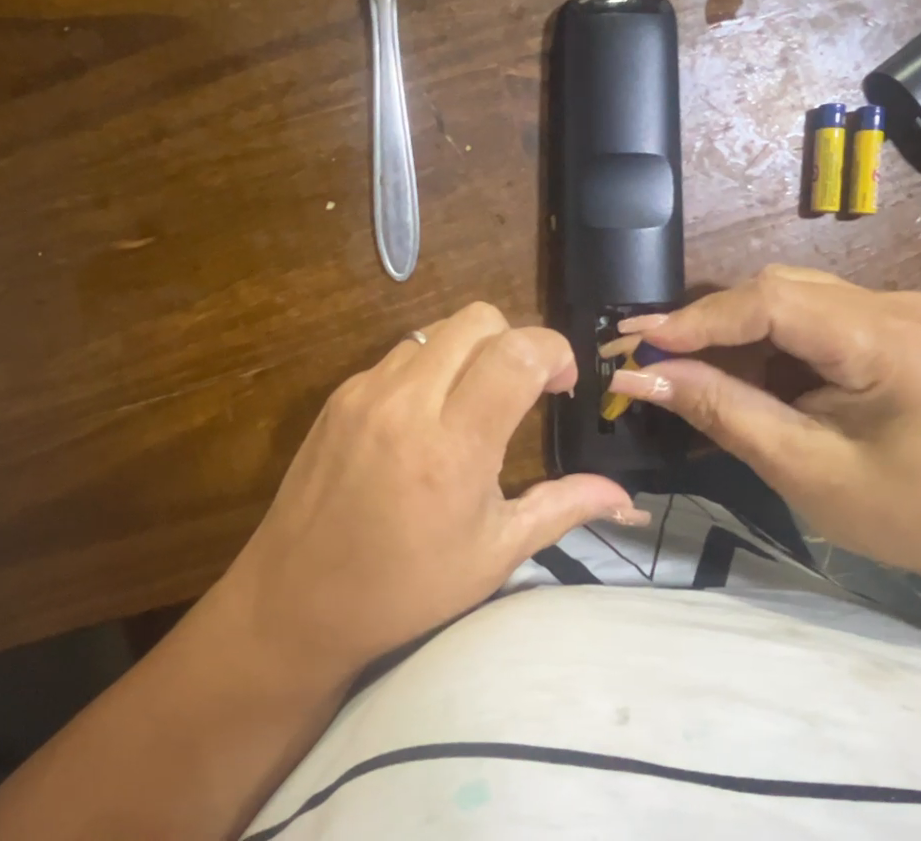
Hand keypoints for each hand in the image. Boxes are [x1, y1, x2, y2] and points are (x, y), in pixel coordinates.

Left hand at [217, 302, 641, 672]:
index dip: (554, 352)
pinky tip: (425, 421)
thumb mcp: (492, 555)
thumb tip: (624, 497)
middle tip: (523, 390)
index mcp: (454, 444)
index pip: (517, 350)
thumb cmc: (405, 589)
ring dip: (468, 353)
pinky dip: (426, 371)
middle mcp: (408, 402)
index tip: (562, 386)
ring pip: (434, 332)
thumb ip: (562, 509)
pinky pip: (396, 357)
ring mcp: (365, 393)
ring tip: (472, 405)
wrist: (296, 601)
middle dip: (514, 340)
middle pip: (477, 319)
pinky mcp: (337, 398)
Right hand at [607, 265, 920, 580]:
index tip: (635, 342)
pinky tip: (730, 374)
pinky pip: (799, 316)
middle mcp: (894, 305)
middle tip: (644, 357)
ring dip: (726, 333)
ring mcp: (891, 308)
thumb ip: (719, 411)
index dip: (698, 319)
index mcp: (890, 341)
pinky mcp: (880, 323)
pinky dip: (755, 343)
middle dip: (705, 325)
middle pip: (775, 290)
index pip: (774, 301)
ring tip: (677, 369)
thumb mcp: (800, 467)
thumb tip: (637, 376)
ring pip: (781, 298)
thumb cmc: (900, 512)